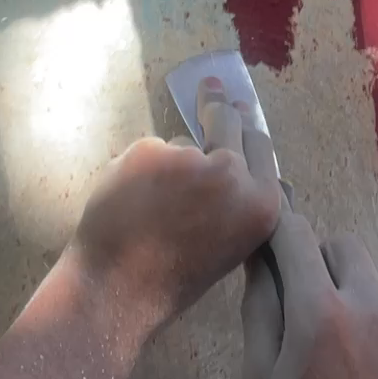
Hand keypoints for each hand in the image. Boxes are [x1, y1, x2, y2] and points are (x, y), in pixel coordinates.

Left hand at [69, 79, 282, 344]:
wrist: (116, 291)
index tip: (240, 106)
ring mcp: (189, 159)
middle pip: (227, 120)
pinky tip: (130, 199)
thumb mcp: (231, 240)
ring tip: (151, 204)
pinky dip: (140, 169)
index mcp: (261, 204)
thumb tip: (234, 152)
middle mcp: (232, 174)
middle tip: (210, 87)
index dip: (248, 125)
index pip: (260, 144)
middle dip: (217, 105)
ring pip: (182, 142)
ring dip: (170, 162)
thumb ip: (239, 197)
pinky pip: (151, 150)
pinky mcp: (150, 151)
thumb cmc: (175, 276)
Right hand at [241, 210, 377, 378]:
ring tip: (344, 344)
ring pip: (371, 276)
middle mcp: (370, 303)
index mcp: (321, 313)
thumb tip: (260, 260)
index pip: (296, 234)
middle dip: (319, 261)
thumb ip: (259, 310)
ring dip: (352, 291)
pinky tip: (373, 364)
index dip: (280, 230)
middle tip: (308, 303)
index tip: (273, 239)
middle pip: (340, 245)